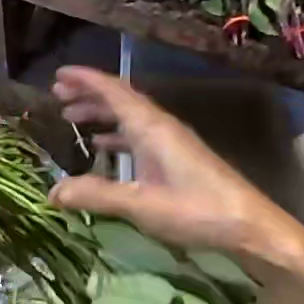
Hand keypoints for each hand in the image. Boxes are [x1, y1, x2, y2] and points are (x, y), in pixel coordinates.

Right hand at [48, 67, 303, 278]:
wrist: (251, 228)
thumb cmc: (198, 211)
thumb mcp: (141, 205)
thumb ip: (96, 195)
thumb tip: (52, 191)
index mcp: (152, 128)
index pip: (114, 92)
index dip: (85, 80)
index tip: (58, 75)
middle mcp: (160, 128)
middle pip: (120, 100)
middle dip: (88, 93)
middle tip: (58, 94)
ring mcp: (170, 143)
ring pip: (129, 117)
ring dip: (100, 112)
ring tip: (71, 115)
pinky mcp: (176, 160)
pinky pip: (138, 136)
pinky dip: (116, 135)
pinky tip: (103, 146)